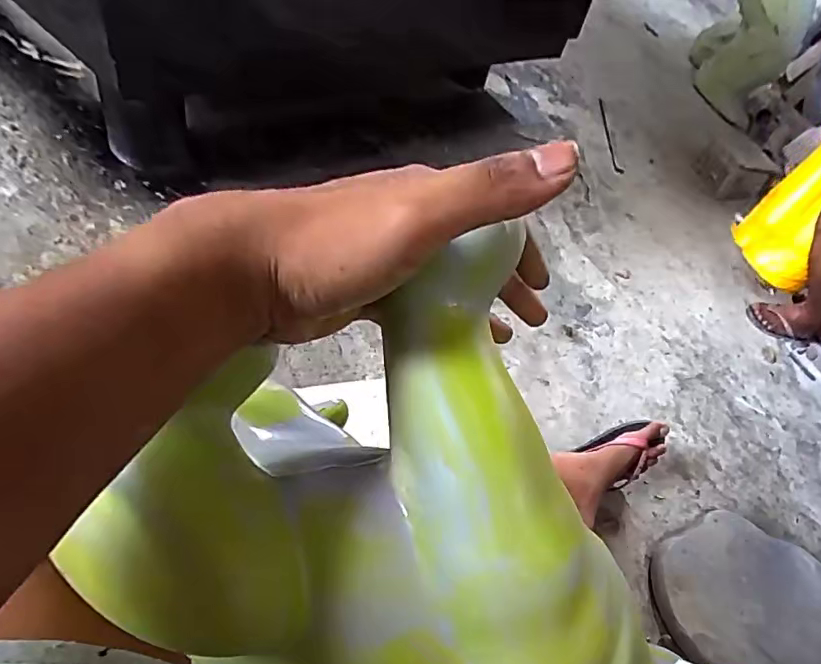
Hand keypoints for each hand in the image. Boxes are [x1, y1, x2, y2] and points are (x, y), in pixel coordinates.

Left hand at [174, 143, 579, 344]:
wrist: (252, 272)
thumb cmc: (339, 244)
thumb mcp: (422, 215)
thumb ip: (489, 191)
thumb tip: (567, 161)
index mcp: (428, 196)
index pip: (494, 215)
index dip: (524, 249)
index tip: (543, 288)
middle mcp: (408, 220)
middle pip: (472, 251)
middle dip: (506, 282)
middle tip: (532, 321)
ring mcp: (383, 258)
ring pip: (444, 283)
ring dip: (476, 307)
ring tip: (499, 340)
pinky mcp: (361, 293)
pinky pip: (413, 307)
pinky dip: (437, 323)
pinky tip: (445, 345)